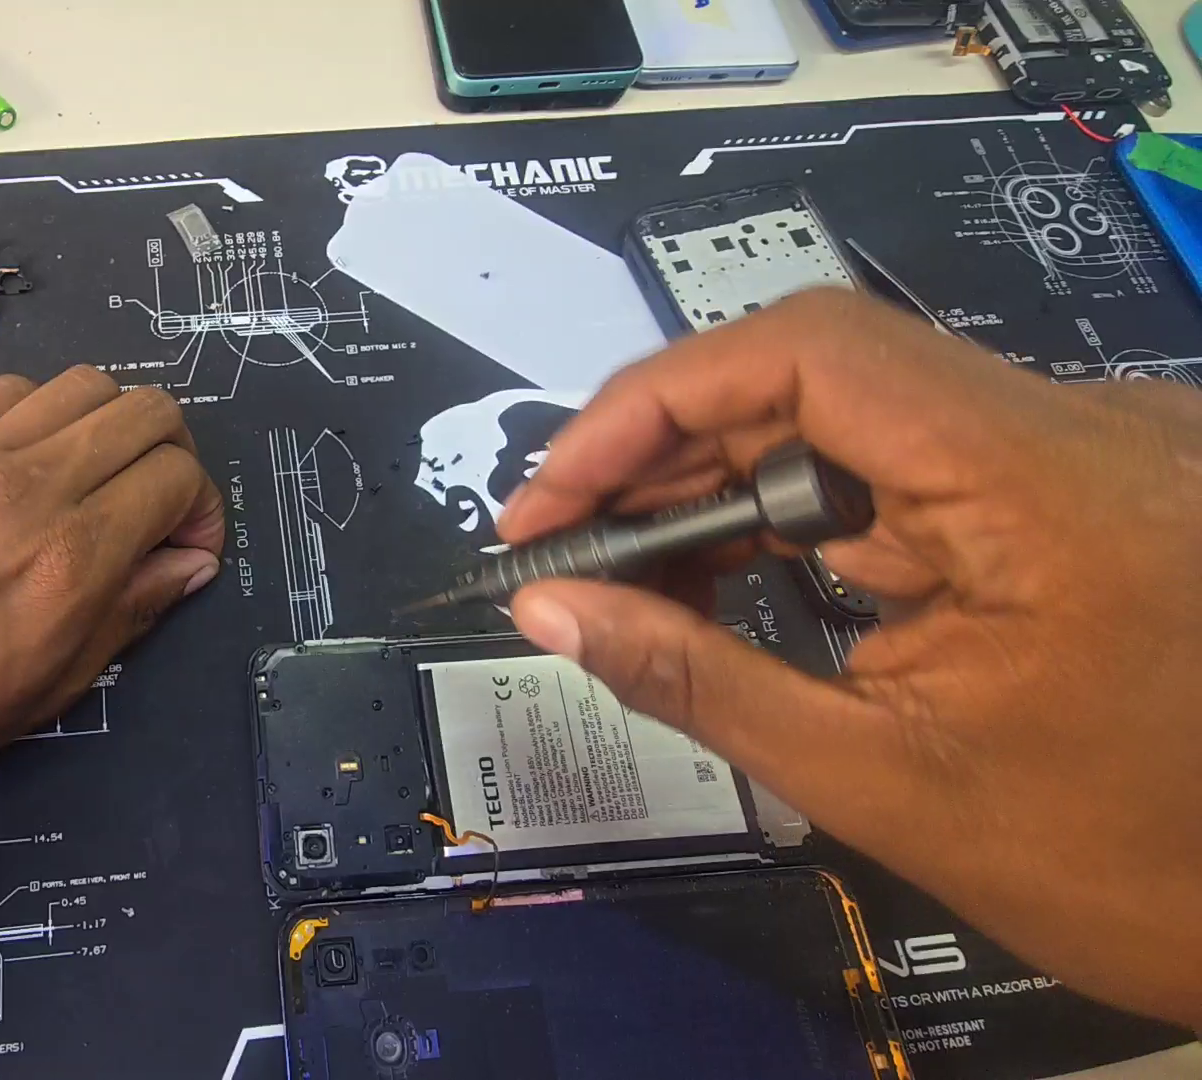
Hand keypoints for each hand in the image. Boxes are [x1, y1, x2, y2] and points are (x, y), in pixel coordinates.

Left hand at [0, 368, 224, 859]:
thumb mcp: (53, 688)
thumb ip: (135, 608)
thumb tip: (194, 561)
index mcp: (72, 558)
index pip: (176, 478)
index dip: (202, 510)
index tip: (185, 547)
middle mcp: (32, 485)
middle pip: (147, 410)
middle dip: (174, 455)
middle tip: (154, 506)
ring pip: (87, 385)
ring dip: (113, 428)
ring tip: (94, 479)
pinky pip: (12, 390)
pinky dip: (46, 417)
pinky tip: (28, 463)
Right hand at [497, 289, 1201, 1028]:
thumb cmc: (1137, 869)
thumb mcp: (876, 783)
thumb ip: (690, 680)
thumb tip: (542, 611)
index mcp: (1040, 484)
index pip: (807, 354)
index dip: (651, 404)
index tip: (556, 492)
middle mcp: (1050, 429)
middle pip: (789, 383)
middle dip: (643, 457)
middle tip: (549, 538)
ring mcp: (1036, 455)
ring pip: (805, 425)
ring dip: (684, 491)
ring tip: (602, 566)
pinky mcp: (1017, 492)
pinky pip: (845, 473)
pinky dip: (746, 518)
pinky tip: (689, 574)